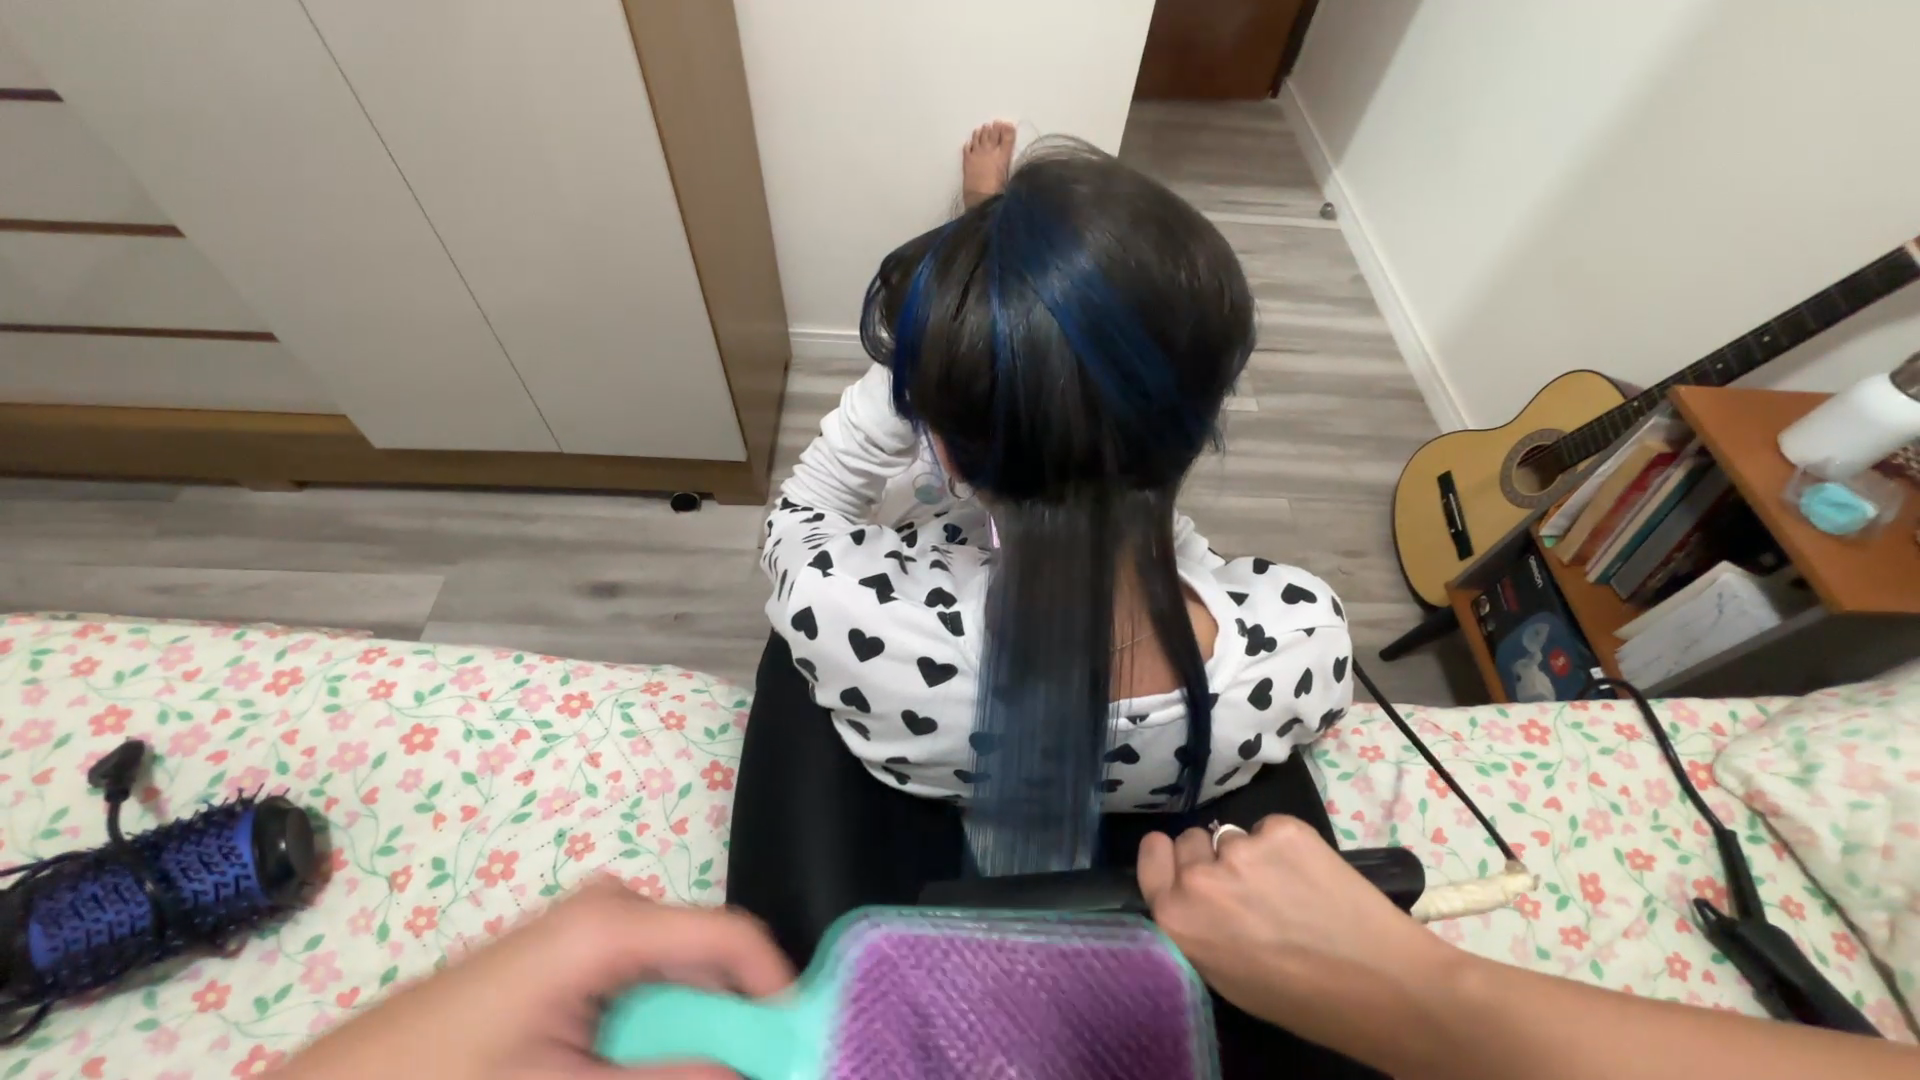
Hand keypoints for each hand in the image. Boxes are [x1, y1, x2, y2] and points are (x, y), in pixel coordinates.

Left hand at [282, 878, 793, 1079]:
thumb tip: (751, 1073)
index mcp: (612, 926)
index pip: (733, 938)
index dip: (777, 992)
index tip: (798, 1054)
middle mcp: (612, 909)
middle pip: (709, 961)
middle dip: (730, 1027)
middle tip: (734, 1077)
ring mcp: (591, 929)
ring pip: (679, 980)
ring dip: (690, 1036)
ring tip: (682, 1077)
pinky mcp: (574, 954)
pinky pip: (644, 988)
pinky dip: (654, 1034)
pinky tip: (629, 1070)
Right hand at [1138, 816, 1459, 1046]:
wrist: (1382, 986)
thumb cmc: (1299, 997)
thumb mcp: (1223, 974)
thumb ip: (1193, 926)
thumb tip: (1190, 894)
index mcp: (1178, 918)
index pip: (1150, 856)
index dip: (1169, 859)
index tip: (1187, 866)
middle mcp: (1200, 878)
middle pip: (1189, 840)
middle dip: (1211, 858)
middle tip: (1247, 889)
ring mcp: (1242, 848)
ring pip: (1232, 835)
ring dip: (1251, 854)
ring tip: (1288, 886)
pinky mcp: (1282, 828)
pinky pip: (1269, 828)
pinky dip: (1285, 846)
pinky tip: (1310, 875)